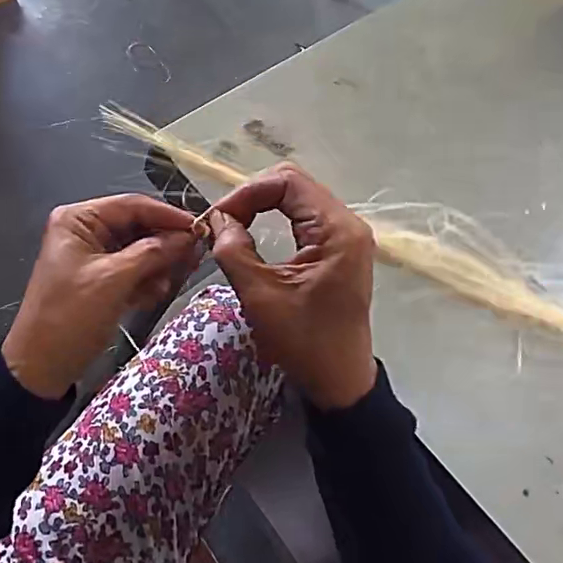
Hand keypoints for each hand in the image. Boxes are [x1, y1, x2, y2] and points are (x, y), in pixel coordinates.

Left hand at [1, 194, 202, 398]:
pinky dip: (145, 282)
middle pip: (137, 226)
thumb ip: (152, 253)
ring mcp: (92, 255)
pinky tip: (149, 297)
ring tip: (163, 285)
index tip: (202, 228)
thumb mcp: (113, 280)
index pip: (130, 205)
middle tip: (192, 260)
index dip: (167, 214)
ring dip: (156, 266)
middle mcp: (84, 230)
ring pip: (139, 250)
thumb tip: (188, 236)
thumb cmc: (69, 316)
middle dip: (163, 245)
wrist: (42, 363)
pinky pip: (133, 270)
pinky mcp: (100, 279)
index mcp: (77, 219)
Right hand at [209, 163, 377, 409]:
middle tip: (220, 222)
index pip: (285, 183)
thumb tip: (216, 220)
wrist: (338, 379)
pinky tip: (250, 232)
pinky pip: (298, 214)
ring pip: (293, 196)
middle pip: (290, 183)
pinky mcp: (335, 246)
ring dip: (258, 205)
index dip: (245, 193)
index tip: (216, 219)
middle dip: (249, 196)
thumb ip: (232, 248)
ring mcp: (343, 235)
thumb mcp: (258, 293)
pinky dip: (269, 216)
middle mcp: (346, 224)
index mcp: (336, 231)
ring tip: (229, 227)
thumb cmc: (302, 339)